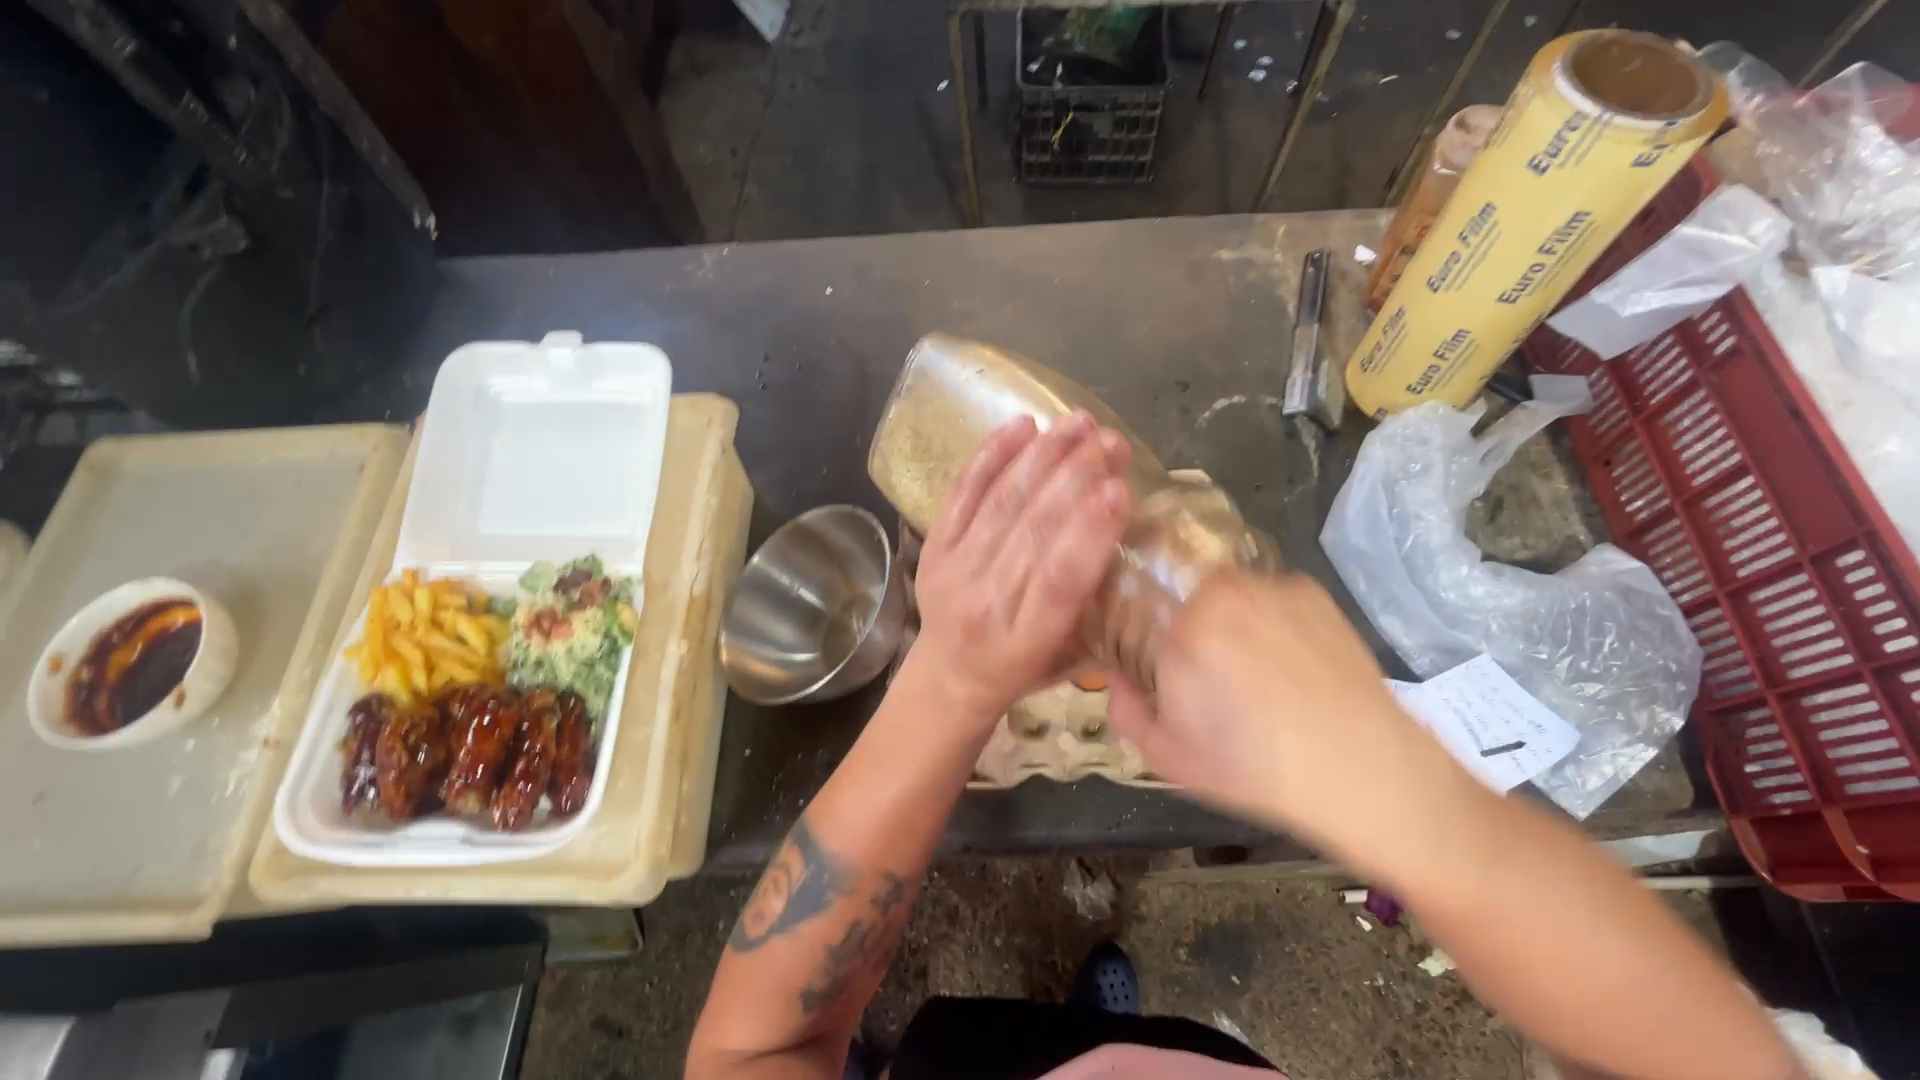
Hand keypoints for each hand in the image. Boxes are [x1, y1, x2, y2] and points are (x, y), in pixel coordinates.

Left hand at [909, 411, 1131, 723]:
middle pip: (1031, 532)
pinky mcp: (934, 545)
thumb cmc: (1025, 668)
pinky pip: (962, 492)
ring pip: (1000, 504)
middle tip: (1109, 440)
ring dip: (1041, 457)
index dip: (1089, 533)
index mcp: (1026, 639)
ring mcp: (954, 569)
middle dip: (1073, 478)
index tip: (1120, 488)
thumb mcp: (1070, 660)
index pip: (1060, 580)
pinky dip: (991, 455)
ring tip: (1077, 423)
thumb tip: (1147, 551)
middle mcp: (985, 602)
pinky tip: (1022, 425)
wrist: (950, 676)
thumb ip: (1102, 615)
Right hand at [1106, 572, 1466, 851]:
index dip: (1146, 647)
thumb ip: (1125, 710)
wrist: (1365, 769)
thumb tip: (1115, 677)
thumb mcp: (1169, 757)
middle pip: (1181, 600)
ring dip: (1228, 623)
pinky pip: (1271, 597)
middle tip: (1210, 679)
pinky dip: (1270, 621)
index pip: (1137, 618)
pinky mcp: (1312, 591)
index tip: (1162, 675)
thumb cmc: (1255, 768)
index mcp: (1178, 629)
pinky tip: (1290, 664)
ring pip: (1227, 596)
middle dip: (1187, 632)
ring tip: (1255, 674)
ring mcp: (1271, 586)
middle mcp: (1221, 592)